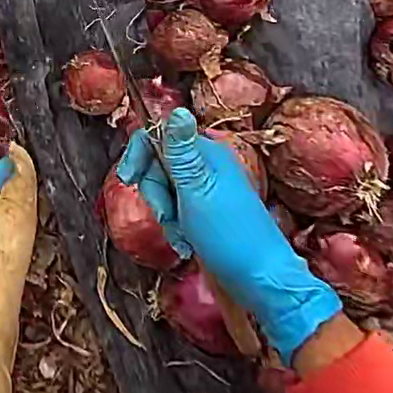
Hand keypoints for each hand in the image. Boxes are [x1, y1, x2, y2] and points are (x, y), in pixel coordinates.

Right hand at [117, 108, 341, 360]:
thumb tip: (178, 109)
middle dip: (156, 192)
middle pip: (158, 163)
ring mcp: (207, 188)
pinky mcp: (206, 210)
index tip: (128, 179)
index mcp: (207, 151)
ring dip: (166, 214)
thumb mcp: (197, 191)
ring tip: (182, 235)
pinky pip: (177, 209)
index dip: (139, 153)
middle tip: (170, 215)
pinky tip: (186, 244)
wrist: (264, 282)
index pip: (160, 134)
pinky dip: (176, 226)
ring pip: (165, 188)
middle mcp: (207, 164)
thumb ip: (181, 152)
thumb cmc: (231, 236)